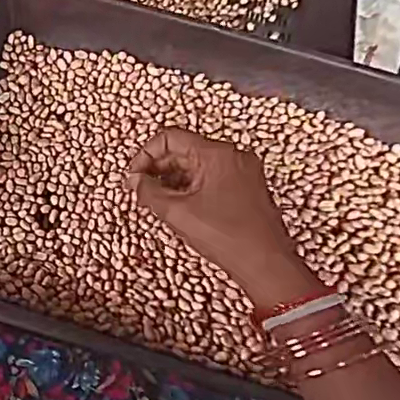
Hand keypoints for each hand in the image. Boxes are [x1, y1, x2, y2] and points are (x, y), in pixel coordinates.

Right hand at [126, 128, 321, 304]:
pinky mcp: (244, 186)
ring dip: (171, 180)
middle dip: (156, 169)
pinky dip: (188, 187)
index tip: (134, 177)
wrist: (265, 261)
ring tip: (155, 202)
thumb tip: (135, 181)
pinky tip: (177, 207)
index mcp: (217, 154)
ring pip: (195, 165)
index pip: (170, 138)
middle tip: (139, 191)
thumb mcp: (176, 212)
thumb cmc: (228, 236)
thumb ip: (149, 192)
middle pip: (182, 150)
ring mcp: (241, 171)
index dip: (145, 156)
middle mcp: (232, 156)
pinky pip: (209, 177)